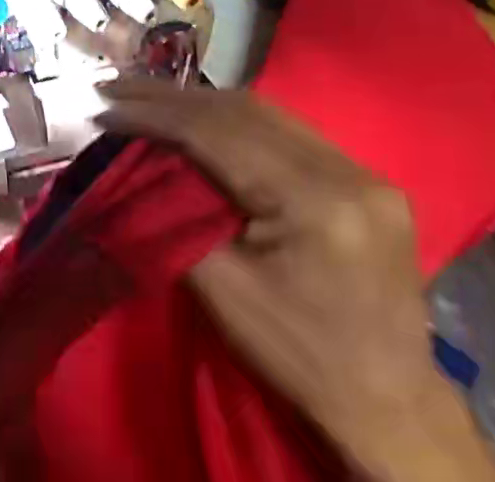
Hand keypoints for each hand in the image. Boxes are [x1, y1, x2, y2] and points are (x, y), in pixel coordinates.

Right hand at [100, 80, 494, 481]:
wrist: (388, 404)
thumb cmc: (298, 354)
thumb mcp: (223, 292)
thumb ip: (176, 218)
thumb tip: (135, 164)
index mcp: (315, 201)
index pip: (220, 134)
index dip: (156, 114)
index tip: (105, 106)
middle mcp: (348, 169)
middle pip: (245, 112)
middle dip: (173, 97)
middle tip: (117, 90)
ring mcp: (364, 169)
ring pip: (268, 114)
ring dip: (203, 103)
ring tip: (149, 99)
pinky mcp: (365, 178)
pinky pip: (289, 132)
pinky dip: (236, 122)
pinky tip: (204, 120)